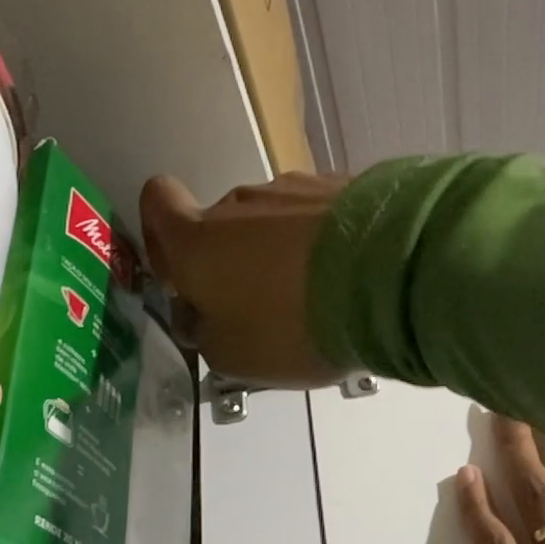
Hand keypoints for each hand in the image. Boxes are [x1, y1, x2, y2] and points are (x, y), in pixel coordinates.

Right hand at [139, 173, 349, 387]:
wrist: (388, 276)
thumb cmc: (291, 323)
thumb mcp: (233, 356)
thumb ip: (205, 334)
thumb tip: (200, 317)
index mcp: (196, 241)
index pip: (156, 204)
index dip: (163, 238)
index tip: (184, 274)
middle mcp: (237, 203)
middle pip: (221, 226)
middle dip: (233, 264)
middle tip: (263, 312)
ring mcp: (293, 189)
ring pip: (272, 223)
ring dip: (281, 255)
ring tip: (316, 300)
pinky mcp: (343, 187)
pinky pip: (317, 219)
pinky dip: (321, 244)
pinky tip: (346, 280)